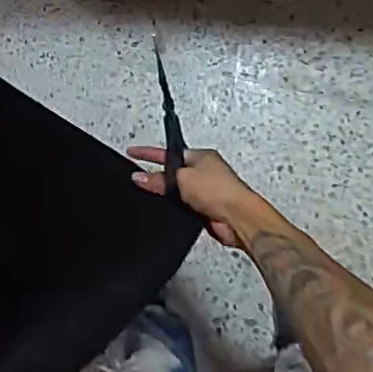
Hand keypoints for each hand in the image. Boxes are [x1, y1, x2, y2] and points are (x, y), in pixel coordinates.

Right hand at [127, 146, 270, 248]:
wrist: (239, 219)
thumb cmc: (221, 191)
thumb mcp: (182, 179)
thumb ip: (158, 179)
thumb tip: (139, 177)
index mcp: (201, 156)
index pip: (168, 152)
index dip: (148, 153)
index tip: (133, 152)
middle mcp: (206, 172)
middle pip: (173, 172)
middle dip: (159, 176)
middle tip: (140, 178)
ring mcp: (207, 191)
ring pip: (179, 191)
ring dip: (171, 195)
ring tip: (159, 196)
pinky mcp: (207, 209)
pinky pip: (185, 206)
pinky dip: (179, 208)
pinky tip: (174, 210)